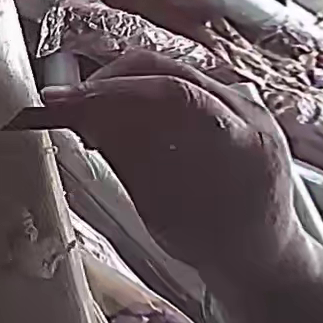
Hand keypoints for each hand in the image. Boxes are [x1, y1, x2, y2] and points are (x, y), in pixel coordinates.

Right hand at [9, 51, 301, 280]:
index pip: (169, 92)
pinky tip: (110, 113)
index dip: (108, 91)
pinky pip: (168, 81)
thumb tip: (78, 116)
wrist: (259, 252)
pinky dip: (130, 91)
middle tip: (64, 104)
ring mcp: (239, 103)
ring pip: (161, 70)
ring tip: (84, 112)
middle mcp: (247, 112)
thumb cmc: (209, 238)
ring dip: (113, 85)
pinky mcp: (221, 103)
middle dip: (103, 83)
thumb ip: (126, 153)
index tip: (62, 102)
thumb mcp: (160, 204)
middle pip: (161, 69)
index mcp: (242, 141)